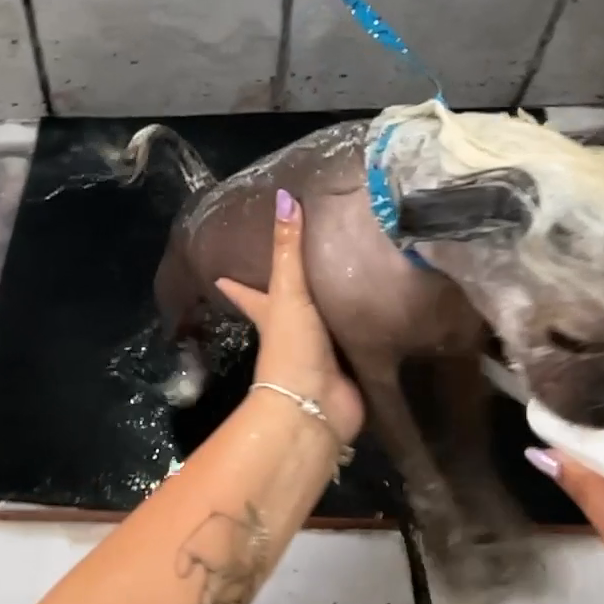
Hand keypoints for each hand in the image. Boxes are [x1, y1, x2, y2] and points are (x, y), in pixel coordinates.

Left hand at [216, 189, 364, 444]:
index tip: (220, 274)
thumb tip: (283, 197)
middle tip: (310, 264)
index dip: (235, 284)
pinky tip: (383, 317)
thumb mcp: (287, 292)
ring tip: (354, 280)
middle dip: (295, 292)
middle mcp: (293, 330)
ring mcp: (321, 350)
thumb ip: (288, 249)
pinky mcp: (349, 365)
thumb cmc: (291, 346)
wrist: (315, 406)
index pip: (246, 293)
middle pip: (289, 306)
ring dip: (336, 308)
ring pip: (327, 322)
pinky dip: (366, 330)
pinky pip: (358, 340)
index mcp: (270, 313)